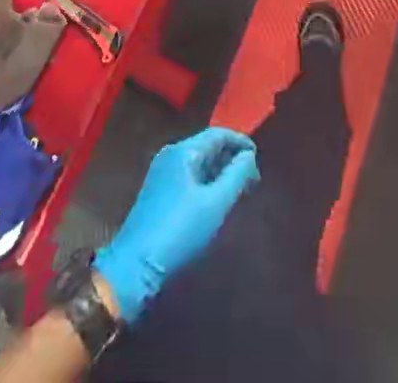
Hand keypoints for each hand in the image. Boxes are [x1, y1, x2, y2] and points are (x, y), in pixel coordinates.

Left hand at [94, 127, 258, 323]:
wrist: (137, 262)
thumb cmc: (181, 230)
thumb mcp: (215, 204)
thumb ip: (236, 176)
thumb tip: (249, 155)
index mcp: (182, 152)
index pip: (217, 134)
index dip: (240, 142)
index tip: (260, 158)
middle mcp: (170, 155)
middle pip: (207, 146)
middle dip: (232, 158)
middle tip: (254, 179)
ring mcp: (163, 173)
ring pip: (199, 163)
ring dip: (221, 171)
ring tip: (242, 189)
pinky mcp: (160, 191)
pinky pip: (190, 176)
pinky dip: (208, 182)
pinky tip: (219, 198)